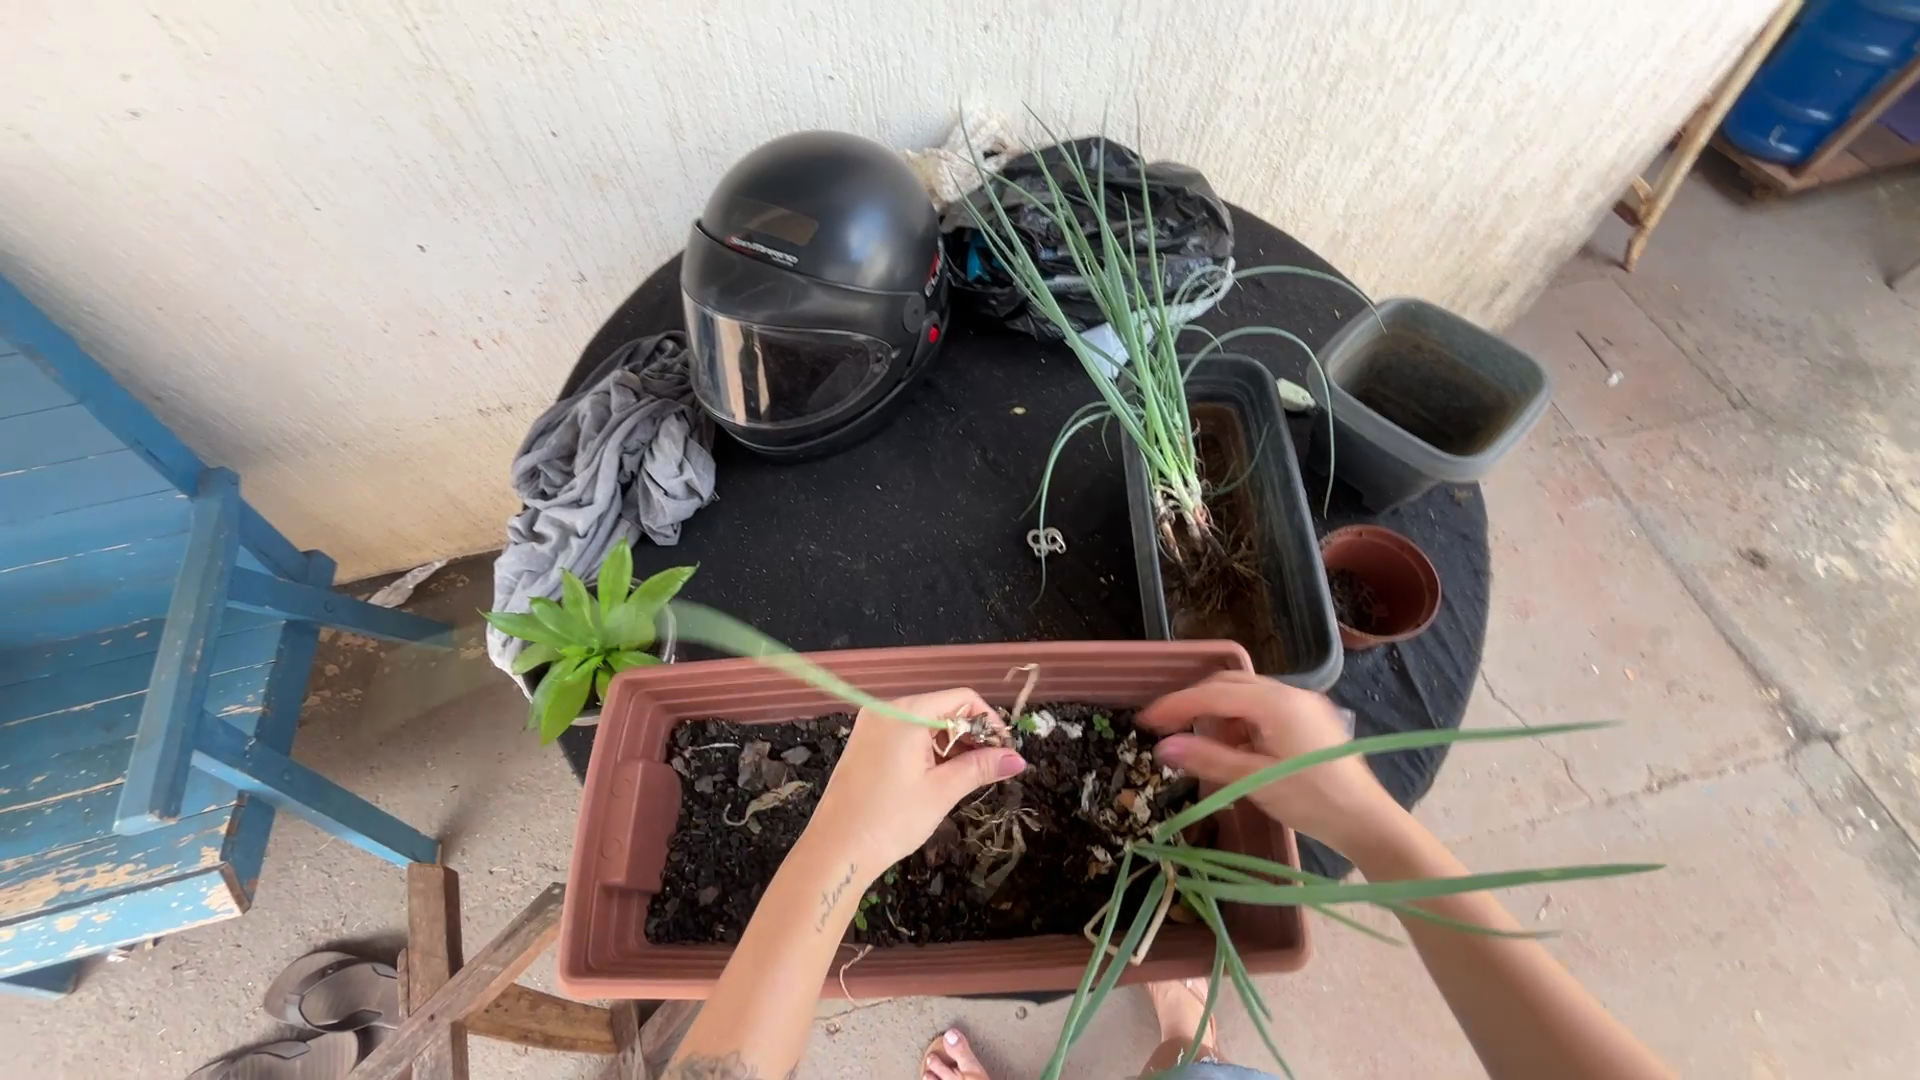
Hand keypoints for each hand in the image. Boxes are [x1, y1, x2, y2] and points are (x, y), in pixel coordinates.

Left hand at [804, 688, 1025, 870]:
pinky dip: (929, 750)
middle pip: (943, 708)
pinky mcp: (866, 744)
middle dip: (971, 734)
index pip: (961, 698)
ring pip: (926, 723)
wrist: (834, 850)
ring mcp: (873, 725)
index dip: (988, 721)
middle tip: (991, 767)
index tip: (1003, 751)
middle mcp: (886, 710)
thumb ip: (980, 767)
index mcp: (906, 712)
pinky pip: (907, 735)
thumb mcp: (942, 791)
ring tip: (969, 776)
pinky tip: (940, 776)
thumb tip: (1018, 759)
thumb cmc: (890, 819)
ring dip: (951, 744)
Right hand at [1139, 672, 1402, 855]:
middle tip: (1164, 726)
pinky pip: (1261, 708)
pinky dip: (1237, 722)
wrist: (1370, 824)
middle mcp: (1289, 692)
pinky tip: (1230, 747)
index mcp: (1276, 702)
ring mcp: (1301, 703)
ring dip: (1215, 713)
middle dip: (1193, 703)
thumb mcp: (1255, 780)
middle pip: (1227, 684)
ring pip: (1244, 694)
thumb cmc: (1314, 801)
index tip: (1145, 720)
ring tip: (1196, 742)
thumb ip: (1206, 758)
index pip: (1212, 693)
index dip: (1175, 705)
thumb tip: (1160, 748)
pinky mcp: (1308, 719)